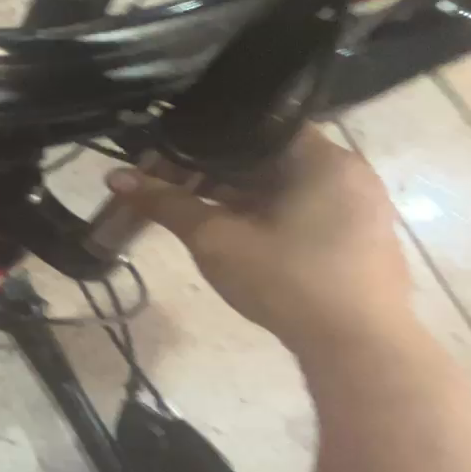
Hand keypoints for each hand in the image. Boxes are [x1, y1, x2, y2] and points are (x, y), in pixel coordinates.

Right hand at [106, 129, 413, 352]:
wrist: (356, 344)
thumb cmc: (286, 278)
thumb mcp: (213, 237)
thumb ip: (164, 201)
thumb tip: (114, 176)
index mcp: (324, 161)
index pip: (254, 126)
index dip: (202, 137)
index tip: (162, 153)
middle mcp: (348, 174)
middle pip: (264, 155)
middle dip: (209, 169)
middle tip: (162, 183)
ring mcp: (357, 205)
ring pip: (277, 183)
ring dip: (229, 192)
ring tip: (184, 207)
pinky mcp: (354, 234)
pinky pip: (295, 205)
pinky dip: (256, 209)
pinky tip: (224, 229)